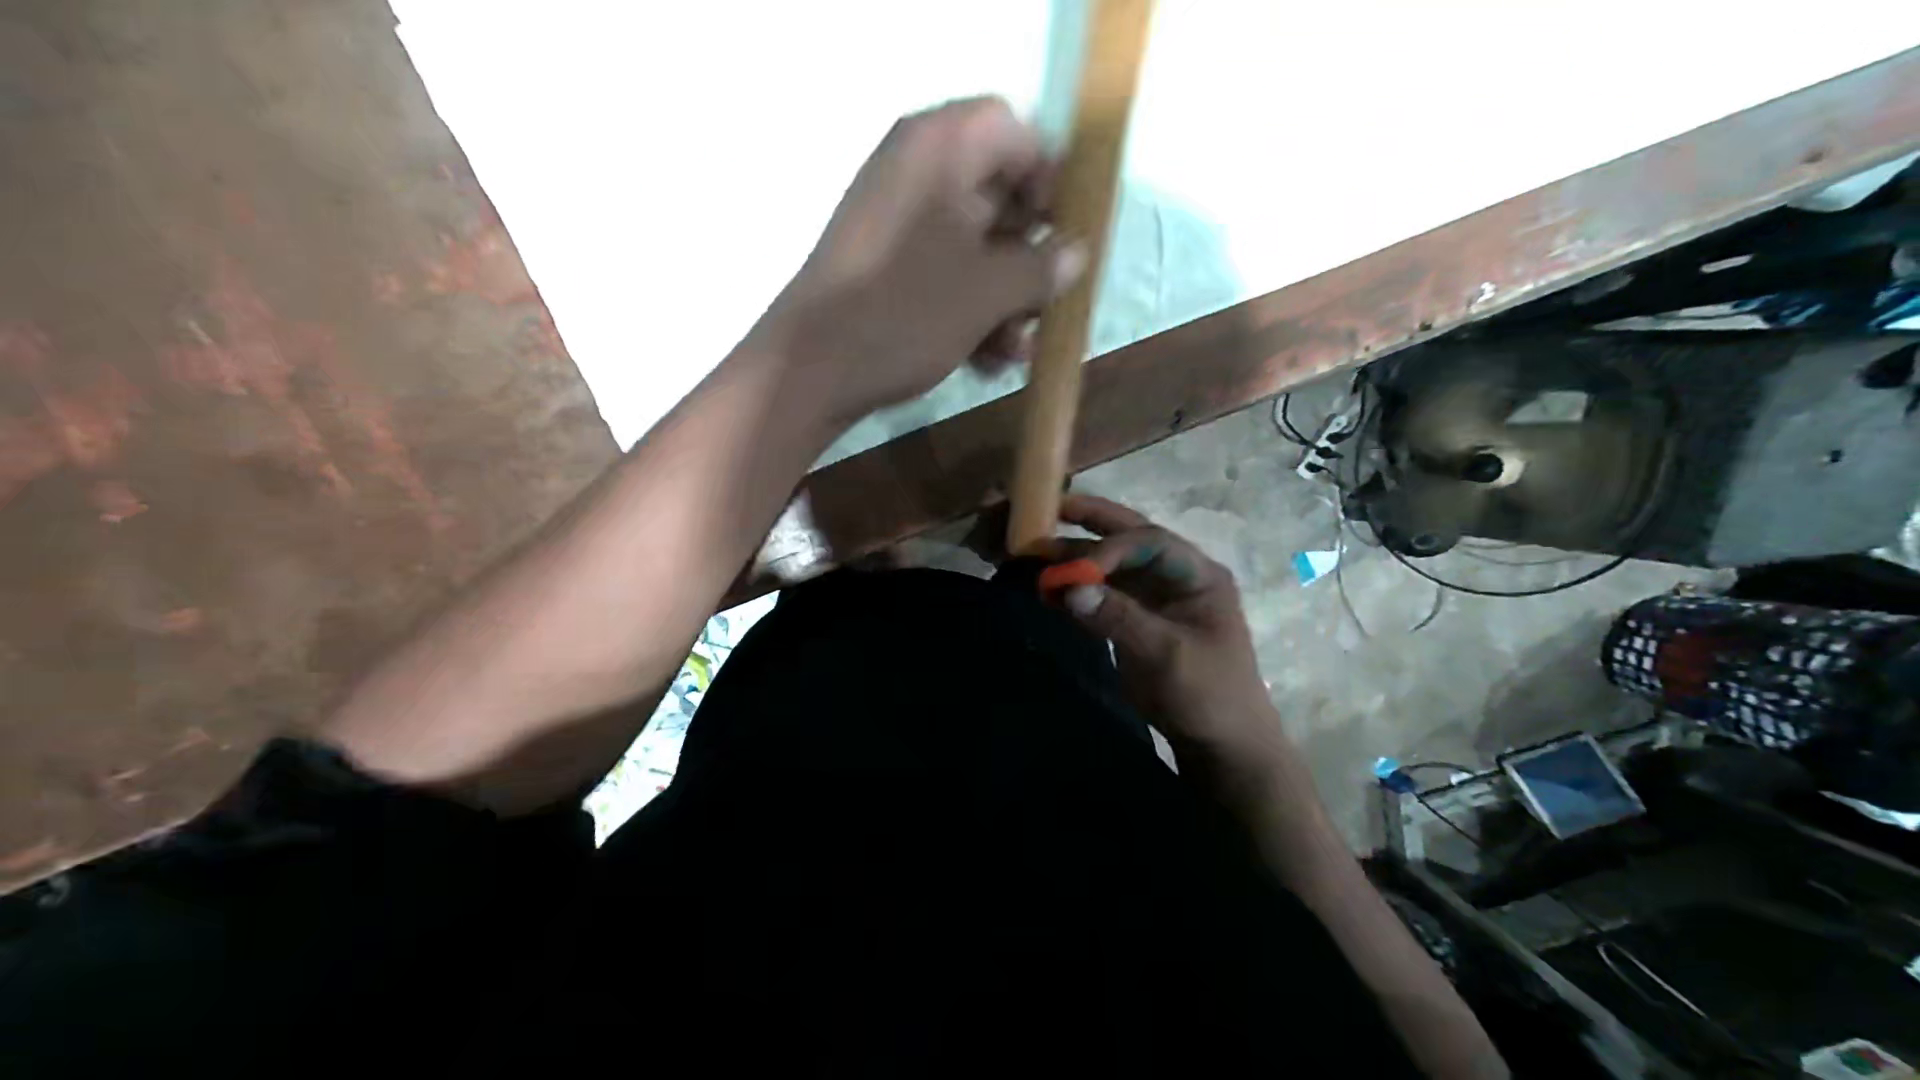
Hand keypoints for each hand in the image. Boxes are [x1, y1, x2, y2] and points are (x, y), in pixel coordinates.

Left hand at [748, 97, 1085, 427]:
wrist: (810, 369)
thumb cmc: (906, 314)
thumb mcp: (989, 292)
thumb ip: (1041, 267)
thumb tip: (1074, 254)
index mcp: (939, 147)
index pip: (1014, 132)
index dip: (1049, 180)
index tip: (1065, 235)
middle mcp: (914, 171)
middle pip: (997, 195)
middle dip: (1028, 259)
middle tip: (1048, 305)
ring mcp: (894, 221)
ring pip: (972, 246)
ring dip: (1004, 300)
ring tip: (1017, 353)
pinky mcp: (881, 266)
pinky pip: (941, 273)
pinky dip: (968, 312)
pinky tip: (987, 363)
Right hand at [1053, 495, 1291, 774]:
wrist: (1219, 744)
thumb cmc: (1209, 694)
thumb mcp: (1169, 655)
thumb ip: (1120, 618)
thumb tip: (1070, 589)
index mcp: (1197, 574)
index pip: (1150, 542)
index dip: (1111, 548)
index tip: (1077, 571)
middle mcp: (1172, 576)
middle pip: (1127, 538)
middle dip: (1088, 523)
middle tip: (1049, 509)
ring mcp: (1150, 597)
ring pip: (1107, 566)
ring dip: (1072, 559)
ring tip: (1032, 552)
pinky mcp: (1131, 620)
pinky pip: (1098, 596)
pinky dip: (1072, 591)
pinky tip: (1045, 589)